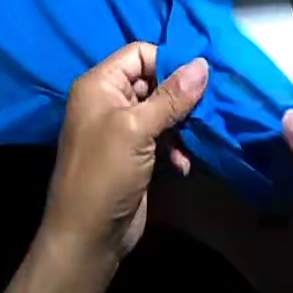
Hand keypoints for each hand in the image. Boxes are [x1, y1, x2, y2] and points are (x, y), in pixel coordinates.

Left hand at [41, 43, 205, 262]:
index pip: (140, 53)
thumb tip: (203, 63)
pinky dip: (175, 145)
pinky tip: (183, 164)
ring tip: (195, 137)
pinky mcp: (133, 151)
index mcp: (100, 85)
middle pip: (154, 79)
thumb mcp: (138, 129)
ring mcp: (121, 127)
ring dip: (181, 122)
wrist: (87, 240)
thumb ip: (172, 96)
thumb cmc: (105, 174)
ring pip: (162, 108)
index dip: (168, 61)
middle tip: (205, 107)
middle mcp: (108, 100)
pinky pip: (161, 133)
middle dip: (180, 94)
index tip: (197, 78)